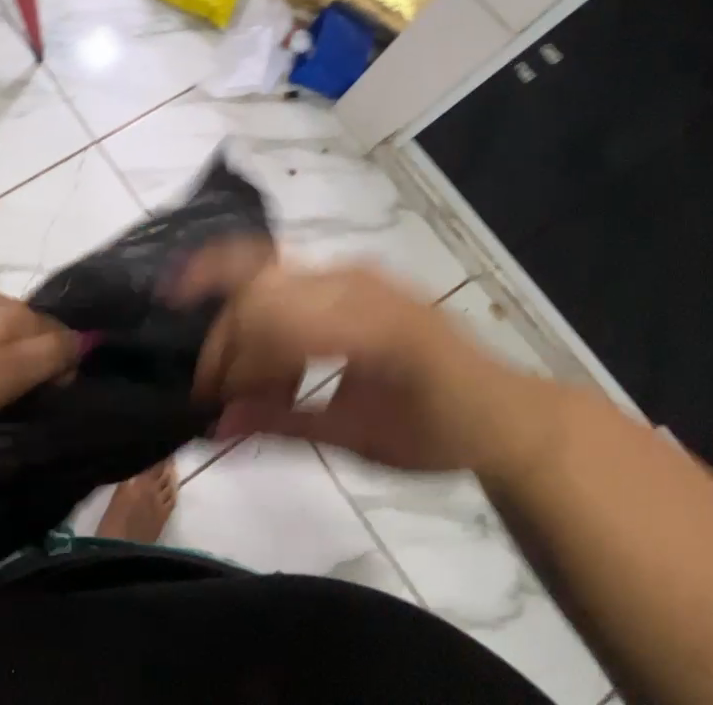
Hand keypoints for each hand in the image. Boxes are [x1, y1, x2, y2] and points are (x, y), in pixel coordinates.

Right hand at [173, 240, 557, 475]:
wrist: (502, 410)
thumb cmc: (438, 434)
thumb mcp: (359, 440)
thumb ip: (283, 425)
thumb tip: (217, 425)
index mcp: (370, 327)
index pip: (268, 324)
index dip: (230, 363)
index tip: (211, 402)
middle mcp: (357, 283)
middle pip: (255, 290)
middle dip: (223, 339)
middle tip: (213, 389)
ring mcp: (354, 272)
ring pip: (263, 275)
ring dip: (238, 323)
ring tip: (245, 378)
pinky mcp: (352, 274)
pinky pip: (283, 277)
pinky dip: (259, 312)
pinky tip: (271, 359)